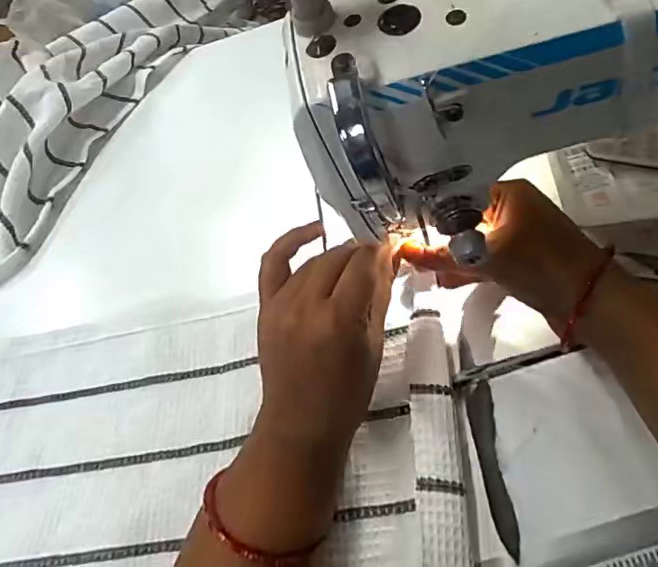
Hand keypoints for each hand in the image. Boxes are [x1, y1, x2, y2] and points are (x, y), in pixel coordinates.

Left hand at [212, 223, 397, 551]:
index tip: (392, 247)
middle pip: (338, 258)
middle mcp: (306, 306)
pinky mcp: (265, 307)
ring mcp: (281, 304)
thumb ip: (378, 295)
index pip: (362, 265)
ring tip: (354, 259)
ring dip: (336, 254)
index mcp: (337, 320)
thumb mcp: (373, 346)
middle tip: (378, 258)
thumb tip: (389, 257)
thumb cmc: (345, 396)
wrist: (299, 427)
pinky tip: (315, 231)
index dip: (380, 251)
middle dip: (361, 253)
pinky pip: (273, 261)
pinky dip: (292, 240)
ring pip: (313, 260)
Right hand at [403, 179, 606, 319]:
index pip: (461, 195)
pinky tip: (449, 279)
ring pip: (478, 242)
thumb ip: (443, 255)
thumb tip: (405, 250)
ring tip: (426, 270)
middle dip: (442, 238)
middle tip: (414, 251)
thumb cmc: (541, 263)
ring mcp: (522, 235)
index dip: (434, 212)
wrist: (591, 302)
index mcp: (509, 193)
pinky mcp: (526, 260)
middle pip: (467, 219)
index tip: (410, 227)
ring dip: (455, 257)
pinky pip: (491, 259)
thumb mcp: (487, 256)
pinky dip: (472, 269)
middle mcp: (515, 209)